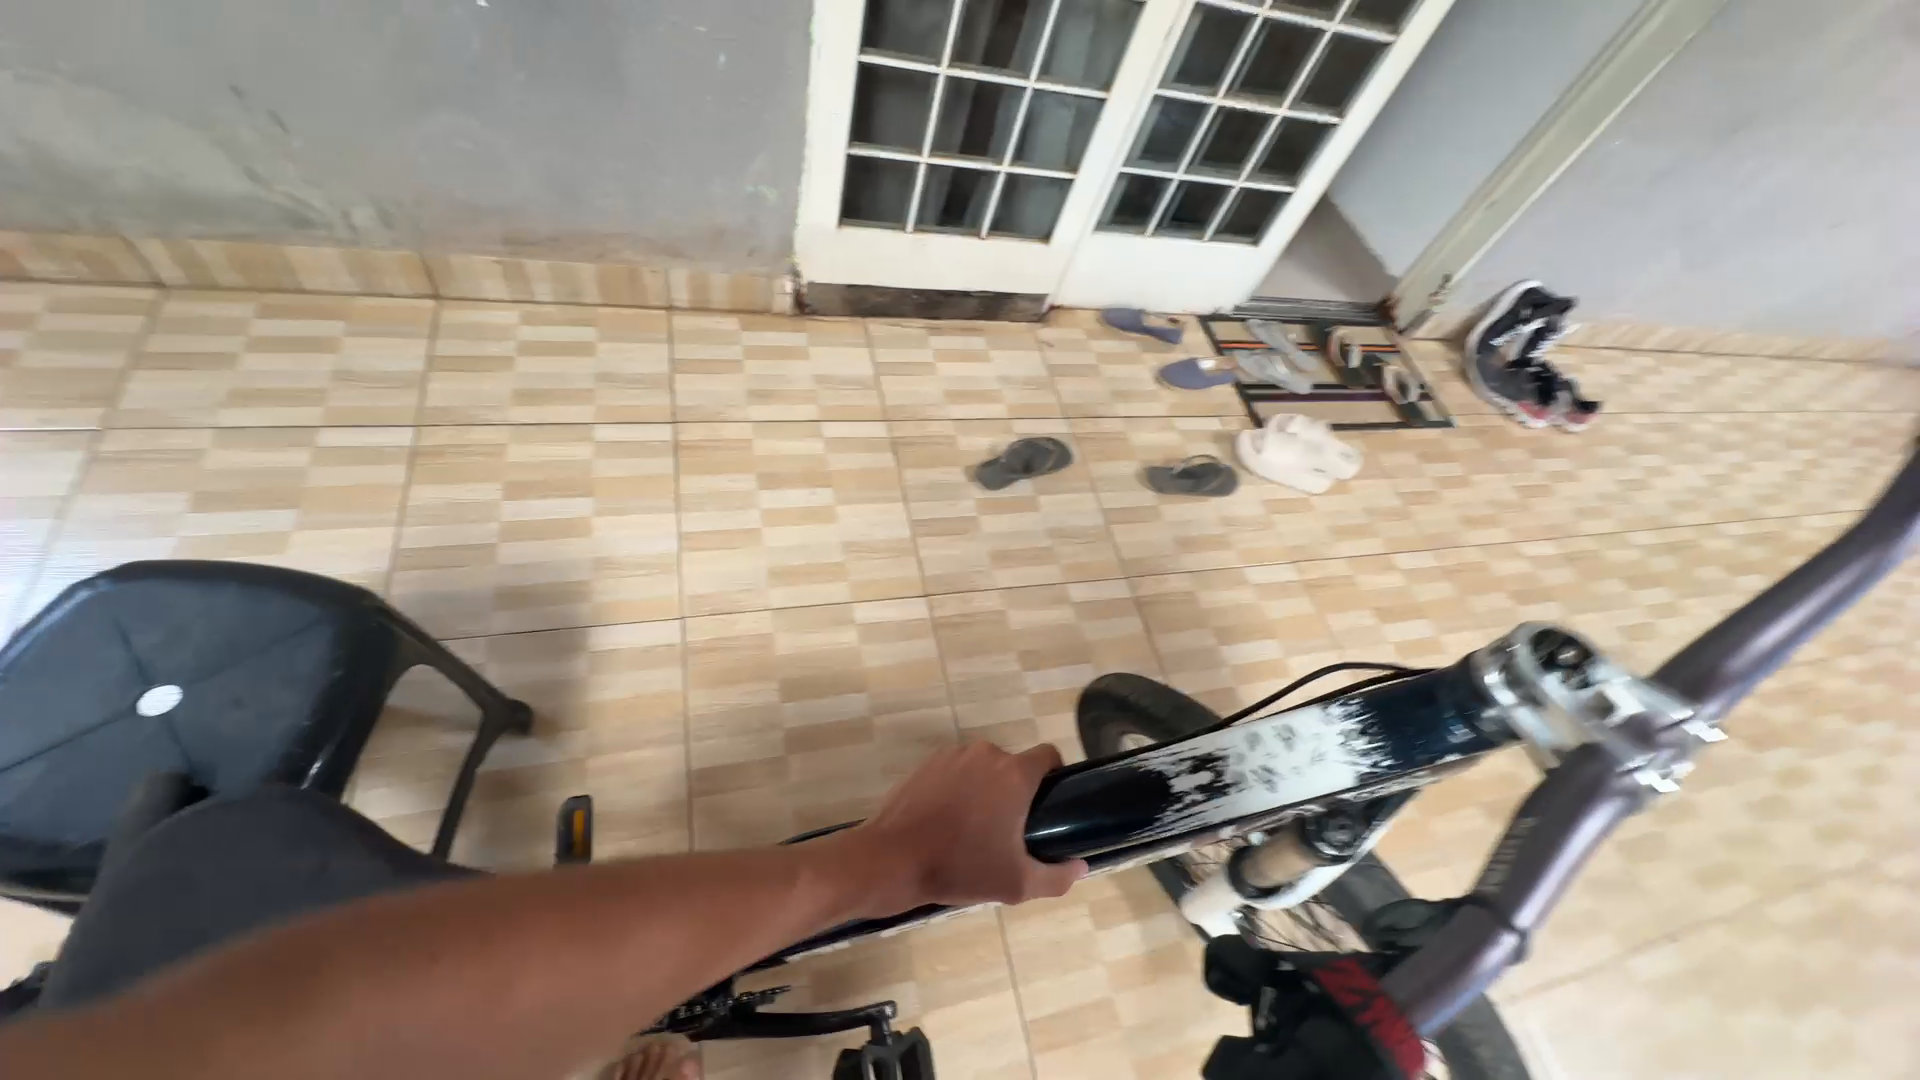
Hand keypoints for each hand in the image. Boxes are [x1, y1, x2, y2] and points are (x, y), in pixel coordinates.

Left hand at [855, 741, 1087, 910]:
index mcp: (1014, 774)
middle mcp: (987, 754)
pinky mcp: (928, 761)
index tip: (1050, 806)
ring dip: (987, 789)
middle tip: (1009, 831)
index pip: (1049, 755)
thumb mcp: (1016, 884)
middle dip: (1017, 792)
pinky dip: (960, 788)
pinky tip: (948, 820)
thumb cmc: (960, 868)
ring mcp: (954, 754)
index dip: (1055, 776)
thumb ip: (1057, 876)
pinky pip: (958, 770)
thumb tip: (1080, 866)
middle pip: (1015, 766)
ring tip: (974, 829)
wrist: (893, 859)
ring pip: (985, 768)